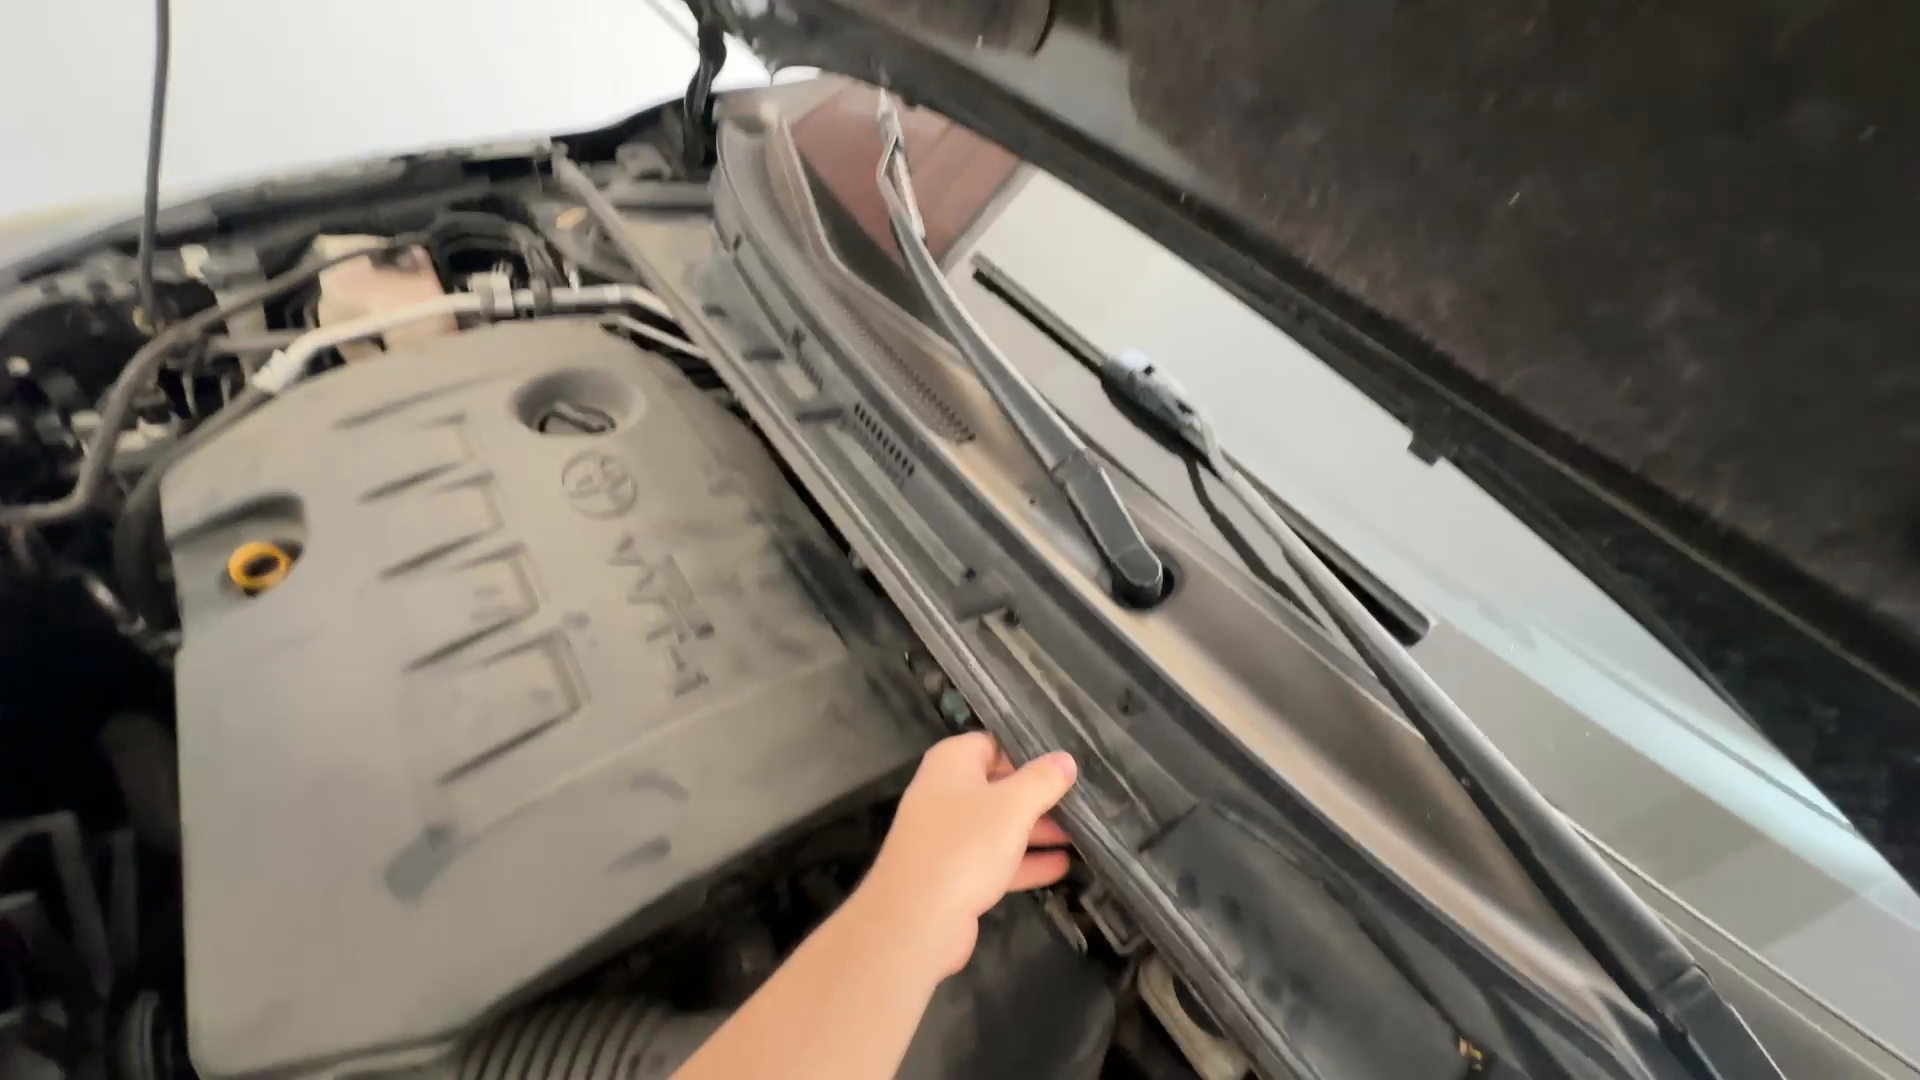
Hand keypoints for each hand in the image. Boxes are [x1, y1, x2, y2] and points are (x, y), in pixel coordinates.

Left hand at [853, 732, 1078, 977]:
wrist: (917, 918)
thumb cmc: (966, 844)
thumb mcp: (1013, 806)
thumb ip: (1042, 780)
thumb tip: (1066, 759)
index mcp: (952, 762)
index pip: (993, 744)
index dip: (1028, 752)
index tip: (1065, 763)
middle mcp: (945, 791)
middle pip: (998, 785)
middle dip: (1038, 795)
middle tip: (1081, 801)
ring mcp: (947, 834)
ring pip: (998, 824)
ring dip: (1036, 829)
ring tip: (1081, 834)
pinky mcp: (953, 872)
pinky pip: (993, 858)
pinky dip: (1024, 861)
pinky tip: (1062, 867)